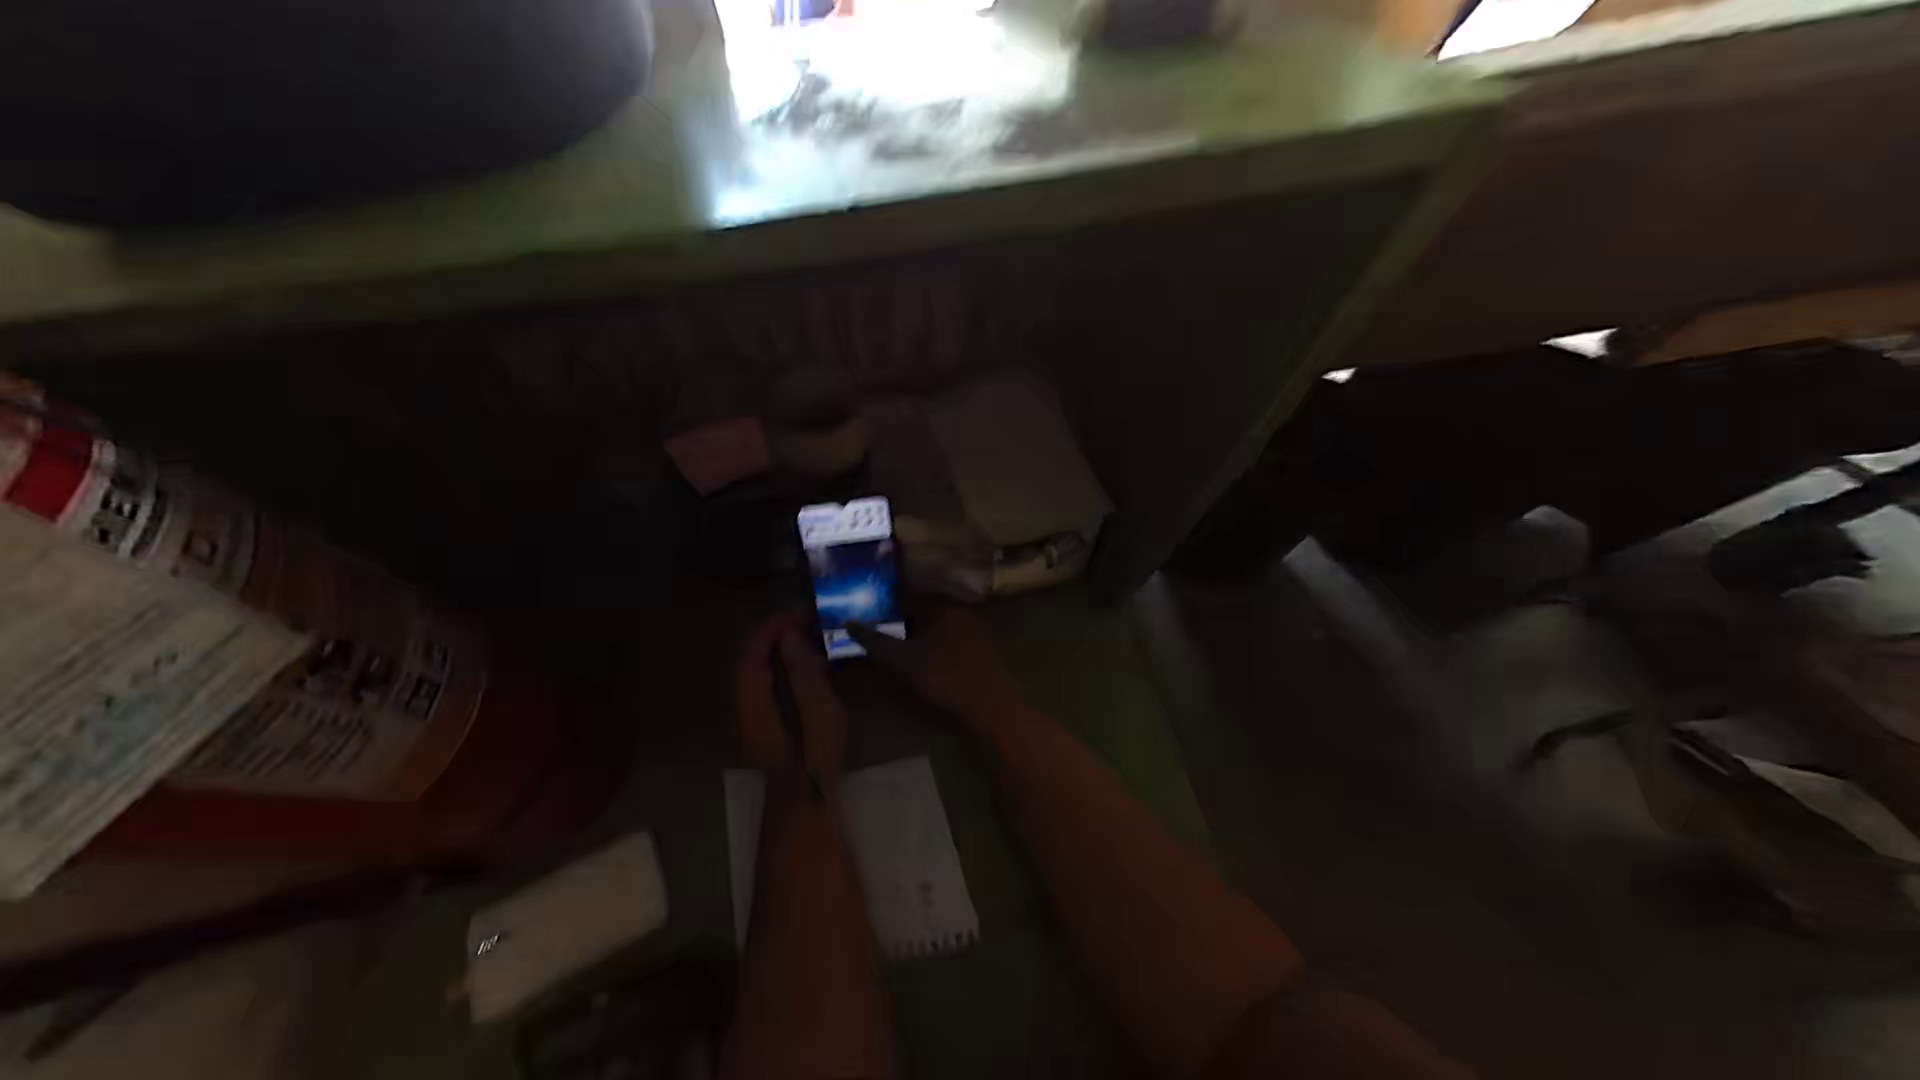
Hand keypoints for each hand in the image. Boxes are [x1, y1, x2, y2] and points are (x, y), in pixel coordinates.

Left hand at [736, 610, 847, 781]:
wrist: (808, 825)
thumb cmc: (814, 773)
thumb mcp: (816, 720)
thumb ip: (803, 678)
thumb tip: (790, 639)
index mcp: (754, 710)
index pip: (751, 658)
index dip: (769, 631)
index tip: (797, 613)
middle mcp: (751, 715)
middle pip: (754, 666)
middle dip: (778, 639)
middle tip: (810, 622)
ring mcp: (763, 728)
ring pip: (766, 679)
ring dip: (786, 656)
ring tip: (817, 641)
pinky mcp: (778, 736)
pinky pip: (779, 693)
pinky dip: (795, 675)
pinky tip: (820, 676)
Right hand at [848, 607, 1025, 727]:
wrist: (990, 703)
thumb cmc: (943, 676)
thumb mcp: (902, 660)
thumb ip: (874, 642)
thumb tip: (848, 624)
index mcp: (941, 607)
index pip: (907, 600)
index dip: (886, 611)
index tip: (871, 623)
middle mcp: (961, 611)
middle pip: (925, 613)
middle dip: (904, 625)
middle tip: (885, 642)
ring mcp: (977, 630)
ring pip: (941, 629)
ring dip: (923, 639)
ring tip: (905, 656)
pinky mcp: (986, 650)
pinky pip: (956, 643)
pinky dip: (941, 650)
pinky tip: (932, 667)